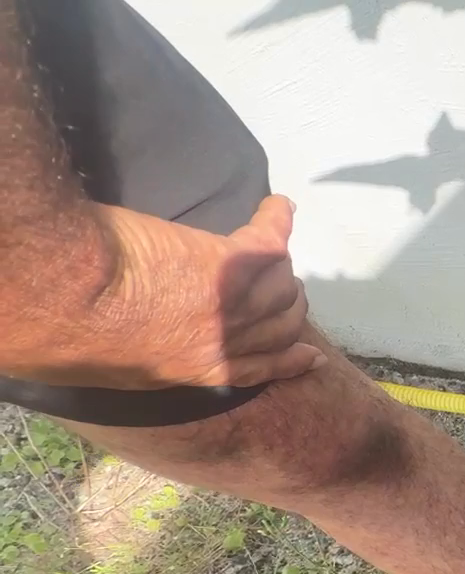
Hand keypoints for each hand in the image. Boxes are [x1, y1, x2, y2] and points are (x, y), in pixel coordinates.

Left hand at [7, 194, 325, 389]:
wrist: (50, 289)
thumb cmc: (46, 330)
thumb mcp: (89, 367)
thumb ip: (126, 362)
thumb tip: (115, 355)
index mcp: (196, 368)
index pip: (261, 367)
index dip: (290, 358)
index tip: (310, 353)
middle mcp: (230, 338)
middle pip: (282, 325)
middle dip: (286, 309)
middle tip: (283, 289)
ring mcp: (235, 299)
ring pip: (282, 285)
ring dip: (280, 266)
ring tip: (272, 247)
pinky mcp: (228, 260)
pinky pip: (269, 239)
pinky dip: (277, 221)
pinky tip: (279, 206)